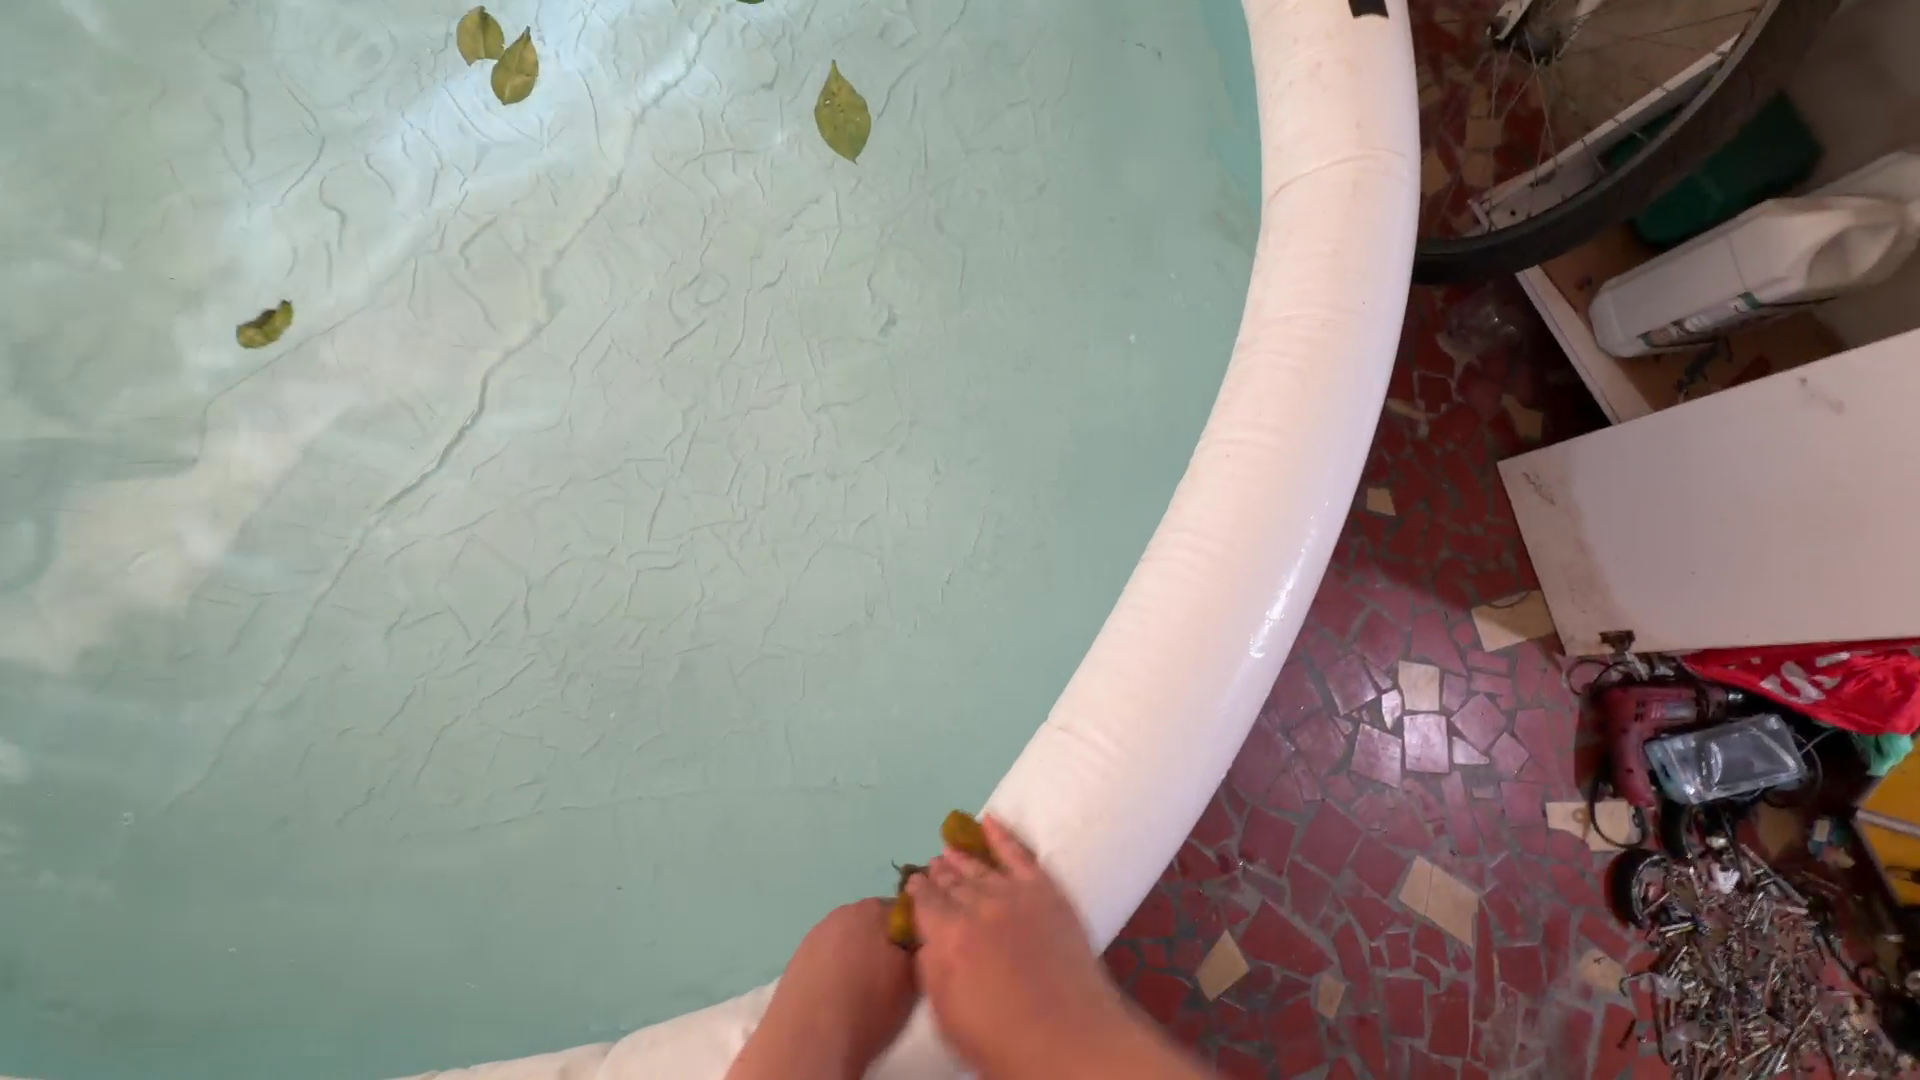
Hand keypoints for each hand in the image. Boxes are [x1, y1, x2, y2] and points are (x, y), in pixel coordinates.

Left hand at [725, 898, 917, 1079]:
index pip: (905, 911)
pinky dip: (834, 968)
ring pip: (849, 937)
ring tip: (859, 989)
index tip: (912, 959)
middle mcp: (845, 911)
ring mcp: (818, 931)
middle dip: (883, 942)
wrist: (810, 1036)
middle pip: (874, 921)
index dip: (912, 935)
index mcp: (876, 909)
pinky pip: (827, 954)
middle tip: (889, 975)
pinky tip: (835, 994)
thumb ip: (916, 949)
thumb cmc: (869, 1005)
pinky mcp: (798, 955)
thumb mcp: (912, 978)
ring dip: (857, 954)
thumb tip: (913, 942)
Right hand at [905, 817, 1132, 1078]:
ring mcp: (1013, 894)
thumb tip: (927, 941)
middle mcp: (977, 906)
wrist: (1070, 1040)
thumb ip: (931, 972)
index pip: (925, 901)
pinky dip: (1002, 835)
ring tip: (950, 849)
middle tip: (933, 866)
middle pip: (951, 880)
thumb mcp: (948, 1016)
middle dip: (939, 873)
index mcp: (948, 936)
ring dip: (962, 857)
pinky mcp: (1045, 891)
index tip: (914, 884)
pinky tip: (989, 821)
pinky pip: (1019, 854)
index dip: (917, 891)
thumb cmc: (1003, 1040)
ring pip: (980, 867)